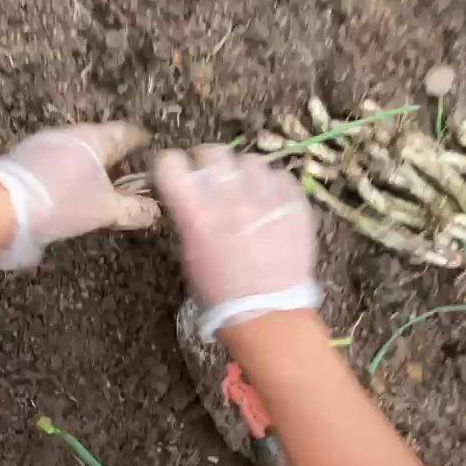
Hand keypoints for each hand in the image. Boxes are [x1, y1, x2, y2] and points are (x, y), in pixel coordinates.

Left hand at [0, 122, 157, 269]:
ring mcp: (40, 143)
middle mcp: (68, 133)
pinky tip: (58, 188)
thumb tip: (154, 211)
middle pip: (96, 139)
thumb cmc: (61, 202)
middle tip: (119, 166)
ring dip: (81, 163)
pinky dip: (60, 172)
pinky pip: (49, 161)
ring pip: (70, 149)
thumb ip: (131, 209)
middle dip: (107, 153)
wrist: (0, 205)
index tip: (144, 142)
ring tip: (88, 181)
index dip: (137, 139)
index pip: (124, 132)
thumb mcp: (103, 210)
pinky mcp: (20, 158)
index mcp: (95, 138)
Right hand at [153, 146, 320, 339]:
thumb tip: (190, 194)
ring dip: (240, 172)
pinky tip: (265, 202)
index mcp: (196, 214)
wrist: (266, 312)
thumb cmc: (218, 291)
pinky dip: (269, 185)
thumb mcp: (189, 253)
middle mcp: (230, 199)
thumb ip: (189, 217)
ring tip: (242, 189)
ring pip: (250, 161)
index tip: (174, 173)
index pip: (171, 164)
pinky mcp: (295, 204)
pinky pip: (280, 177)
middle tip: (208, 176)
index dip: (170, 166)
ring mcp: (266, 199)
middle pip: (213, 152)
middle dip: (205, 162)